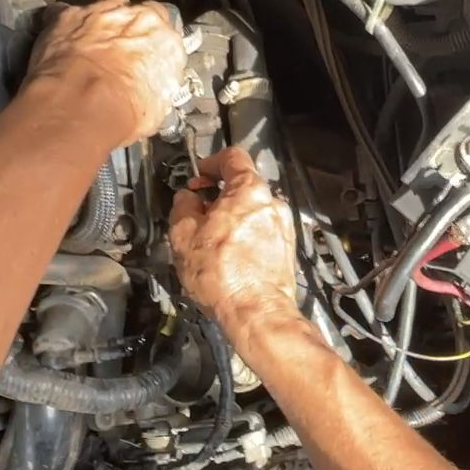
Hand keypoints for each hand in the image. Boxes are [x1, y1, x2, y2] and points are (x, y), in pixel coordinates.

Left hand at [26, 0, 187, 146]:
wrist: (83, 104)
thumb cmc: (126, 110)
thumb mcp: (159, 105)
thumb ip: (159, 82)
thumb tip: (153, 88)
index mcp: (165, 39)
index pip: (167, 29)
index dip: (155, 40)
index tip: (150, 54)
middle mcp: (136, 17)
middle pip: (135, 10)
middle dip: (130, 24)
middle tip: (120, 48)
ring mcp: (100, 12)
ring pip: (104, 3)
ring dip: (101, 18)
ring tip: (93, 41)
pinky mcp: (67, 16)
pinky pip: (66, 11)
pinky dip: (66, 24)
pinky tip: (62, 40)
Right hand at [170, 148, 298, 327]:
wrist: (256, 312)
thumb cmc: (223, 275)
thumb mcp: (183, 236)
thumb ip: (183, 207)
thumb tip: (187, 198)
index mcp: (249, 190)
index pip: (233, 157)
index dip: (211, 163)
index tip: (199, 176)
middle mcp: (272, 203)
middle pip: (243, 186)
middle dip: (218, 196)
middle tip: (198, 212)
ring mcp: (282, 227)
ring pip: (252, 211)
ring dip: (231, 218)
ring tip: (210, 240)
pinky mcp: (285, 249)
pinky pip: (261, 232)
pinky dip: (244, 236)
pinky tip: (228, 256)